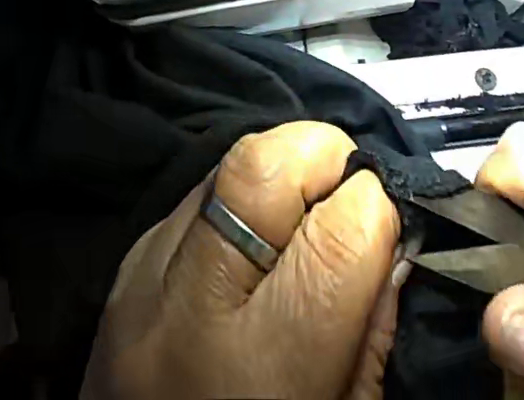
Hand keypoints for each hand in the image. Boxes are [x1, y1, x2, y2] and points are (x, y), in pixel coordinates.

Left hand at [84, 122, 409, 399]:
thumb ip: (370, 335)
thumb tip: (391, 240)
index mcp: (255, 370)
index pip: (333, 238)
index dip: (376, 205)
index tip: (393, 213)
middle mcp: (187, 300)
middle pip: (258, 166)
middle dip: (320, 153)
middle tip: (351, 186)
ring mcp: (146, 265)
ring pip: (226, 162)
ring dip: (281, 168)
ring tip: (308, 208)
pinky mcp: (130, 251)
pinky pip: (200, 190)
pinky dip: (242, 193)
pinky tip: (258, 232)